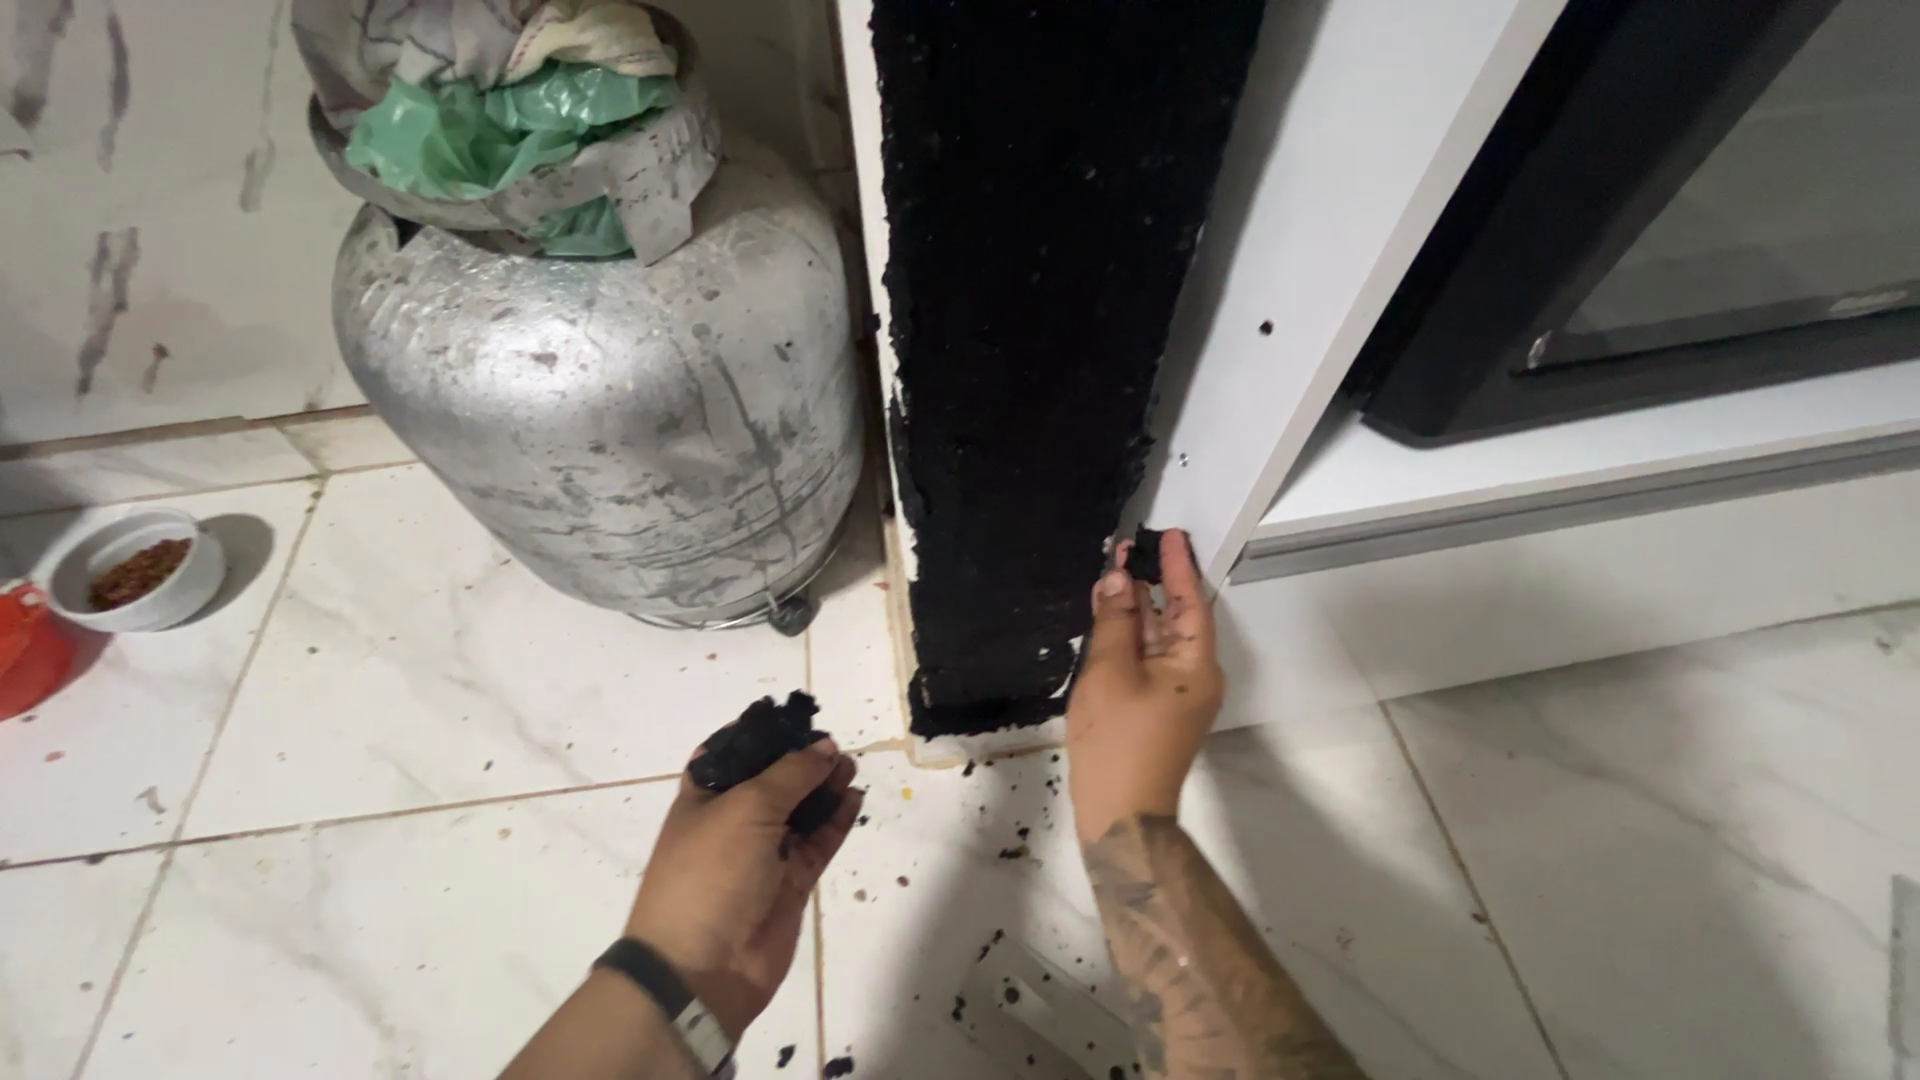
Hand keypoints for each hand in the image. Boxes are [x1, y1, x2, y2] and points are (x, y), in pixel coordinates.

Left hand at [626, 738, 862, 1039]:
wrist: (700, 969)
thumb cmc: (709, 873)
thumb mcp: (746, 808)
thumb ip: (791, 773)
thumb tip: (825, 747)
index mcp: (704, 797)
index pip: (730, 752)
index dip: (760, 734)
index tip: (794, 719)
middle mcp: (733, 820)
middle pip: (773, 779)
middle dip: (802, 760)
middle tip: (833, 745)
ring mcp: (763, 852)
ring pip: (800, 809)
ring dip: (824, 787)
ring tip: (849, 767)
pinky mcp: (790, 881)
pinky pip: (818, 842)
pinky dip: (837, 820)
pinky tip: (855, 799)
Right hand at [1066, 528, 1223, 843]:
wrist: (1121, 810)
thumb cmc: (1117, 739)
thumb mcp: (1110, 671)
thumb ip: (1115, 621)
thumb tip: (1118, 578)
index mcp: (1196, 664)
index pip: (1191, 601)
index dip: (1178, 566)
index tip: (1169, 534)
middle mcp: (1195, 674)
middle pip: (1175, 618)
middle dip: (1149, 584)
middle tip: (1125, 549)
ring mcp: (1177, 692)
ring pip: (1157, 638)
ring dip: (1134, 608)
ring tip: (1111, 573)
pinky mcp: (1158, 705)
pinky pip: (1147, 659)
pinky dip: (1128, 636)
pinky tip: (1107, 615)